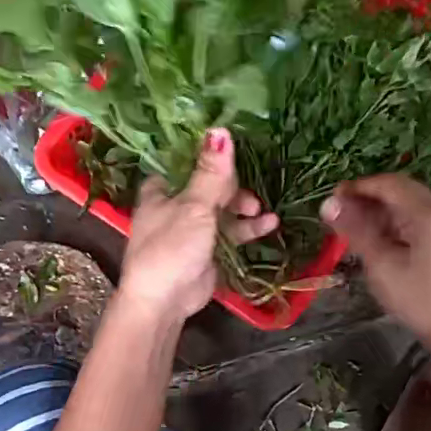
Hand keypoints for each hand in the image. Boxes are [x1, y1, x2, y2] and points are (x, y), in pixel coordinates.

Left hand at [119, 128, 277, 322]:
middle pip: (212, 184)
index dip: (215, 156)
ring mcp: (193, 226)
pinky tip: (269, 224)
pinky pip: (231, 231)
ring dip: (245, 208)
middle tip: (252, 194)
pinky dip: (248, 227)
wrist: (164, 301)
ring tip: (263, 211)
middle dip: (235, 187)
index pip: (191, 161)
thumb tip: (221, 130)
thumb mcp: (194, 207)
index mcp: (162, 187)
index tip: (241, 152)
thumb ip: (212, 173)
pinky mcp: (208, 248)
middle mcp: (176, 203)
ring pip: (224, 208)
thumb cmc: (171, 247)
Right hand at [320, 174, 430, 357]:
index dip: (358, 187)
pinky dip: (392, 221)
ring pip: (406, 203)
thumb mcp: (382, 264)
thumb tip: (327, 204)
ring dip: (378, 209)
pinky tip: (373, 235)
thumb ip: (355, 230)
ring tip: (350, 224)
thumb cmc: (417, 299)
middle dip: (368, 197)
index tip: (332, 197)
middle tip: (338, 211)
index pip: (389, 184)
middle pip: (400, 190)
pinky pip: (414, 218)